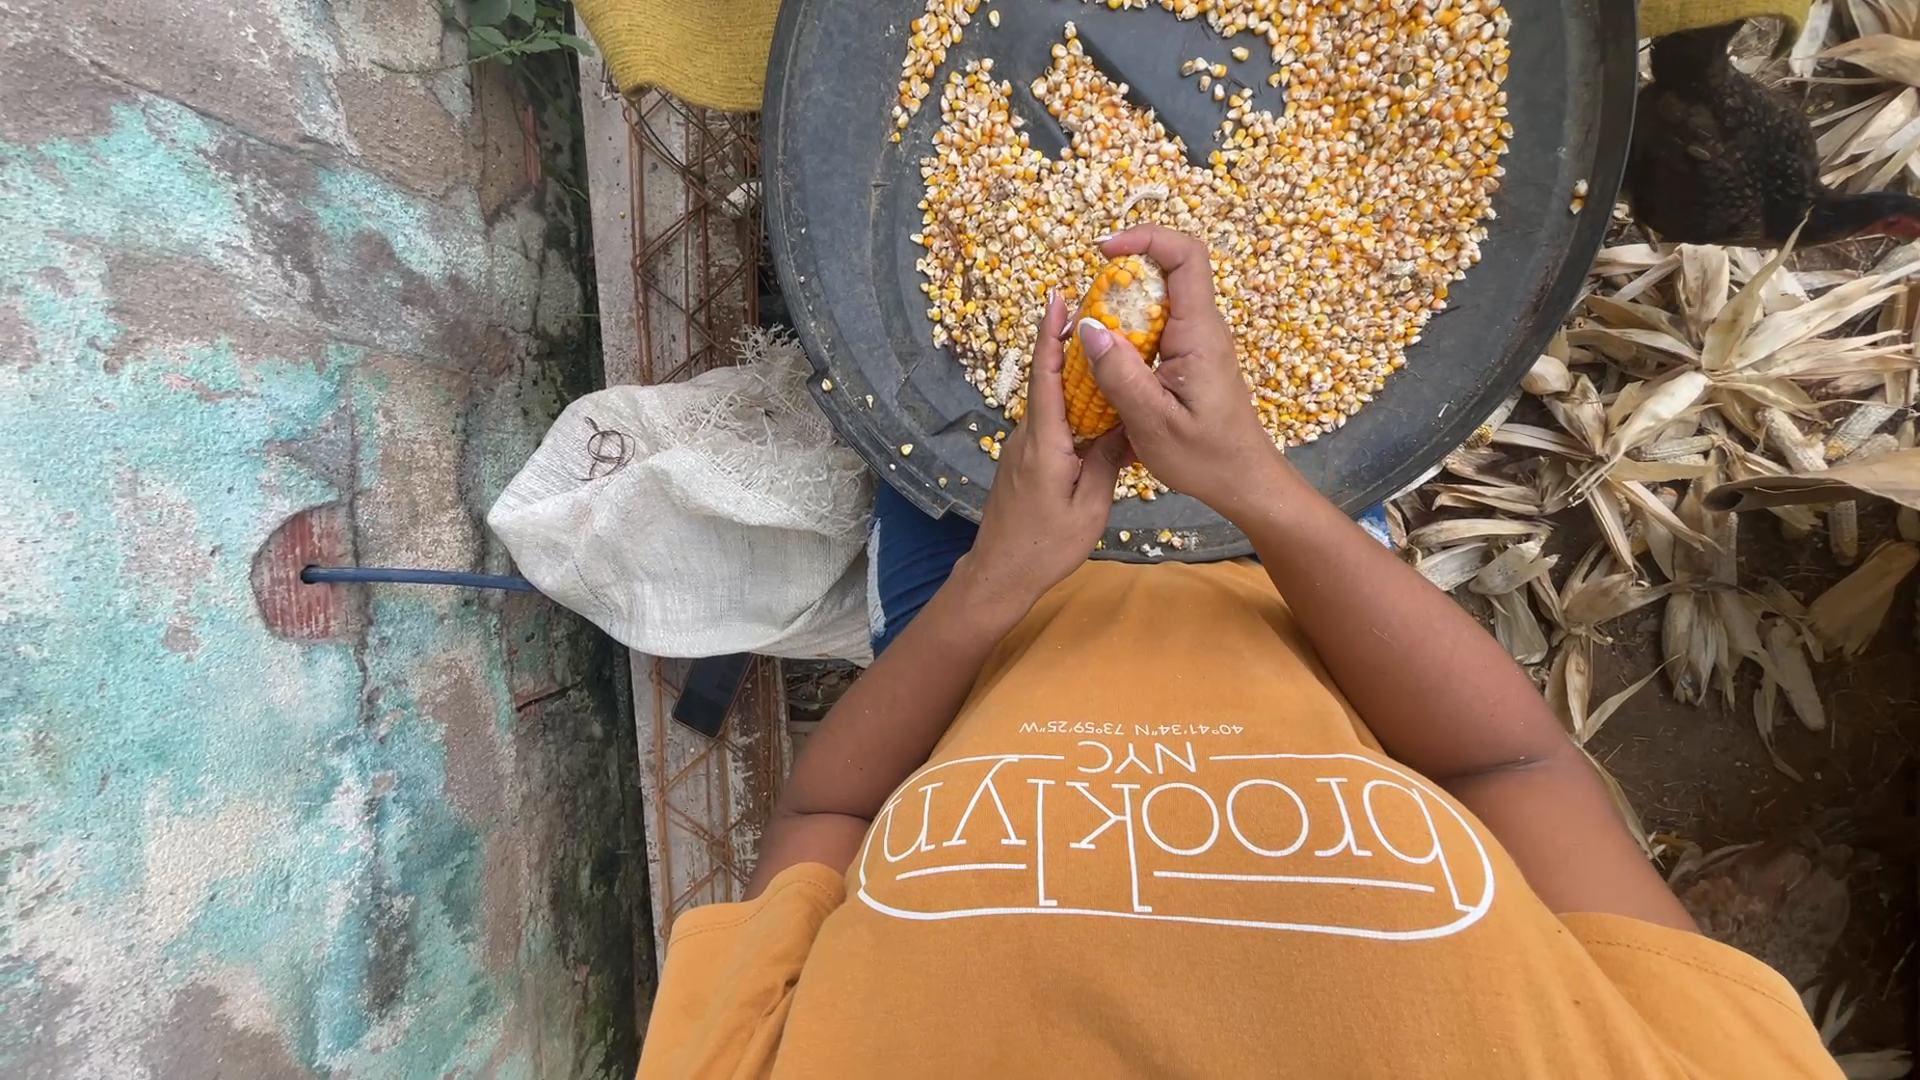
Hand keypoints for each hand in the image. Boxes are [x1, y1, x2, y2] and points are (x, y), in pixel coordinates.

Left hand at [960, 290, 1131, 614]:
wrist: (1000, 573)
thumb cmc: (1047, 546)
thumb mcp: (1091, 507)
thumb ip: (1107, 461)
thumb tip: (1127, 424)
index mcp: (1044, 444)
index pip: (1045, 377)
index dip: (1051, 335)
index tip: (1058, 299)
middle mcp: (1026, 438)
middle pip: (1047, 383)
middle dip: (1067, 348)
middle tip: (1097, 318)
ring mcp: (1020, 450)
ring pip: (1049, 406)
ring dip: (1071, 383)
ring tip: (1105, 363)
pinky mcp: (1021, 463)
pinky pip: (1048, 427)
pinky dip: (1068, 413)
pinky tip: (1093, 416)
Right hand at [1079, 225, 1287, 520]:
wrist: (1242, 480)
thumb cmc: (1204, 457)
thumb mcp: (1152, 421)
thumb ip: (1118, 373)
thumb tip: (1087, 328)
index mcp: (1198, 334)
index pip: (1185, 256)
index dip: (1146, 238)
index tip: (1105, 251)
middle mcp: (1200, 329)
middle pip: (1162, 276)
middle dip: (1118, 284)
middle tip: (1084, 313)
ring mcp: (1195, 344)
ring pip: (1154, 307)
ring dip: (1118, 315)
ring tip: (1088, 344)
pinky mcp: (1187, 361)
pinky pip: (1153, 333)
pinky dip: (1125, 341)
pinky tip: (1105, 369)